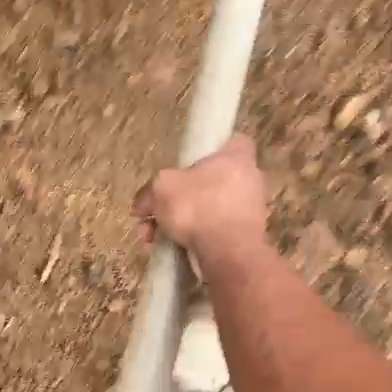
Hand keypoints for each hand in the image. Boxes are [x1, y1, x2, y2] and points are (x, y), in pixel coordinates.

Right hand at [133, 135, 268, 261]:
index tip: (187, 163)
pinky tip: (165, 248)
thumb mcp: (160, 188)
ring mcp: (248, 209)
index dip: (210, 150)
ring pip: (205, 209)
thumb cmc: (197, 206)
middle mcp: (248, 179)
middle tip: (153, 212)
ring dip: (176, 222)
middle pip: (207, 181)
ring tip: (150, 237)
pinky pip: (211, 229)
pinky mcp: (244, 234)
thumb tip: (143, 204)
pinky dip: (189, 236)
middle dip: (176, 198)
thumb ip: (150, 191)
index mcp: (236, 157)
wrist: (226, 250)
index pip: (232, 141)